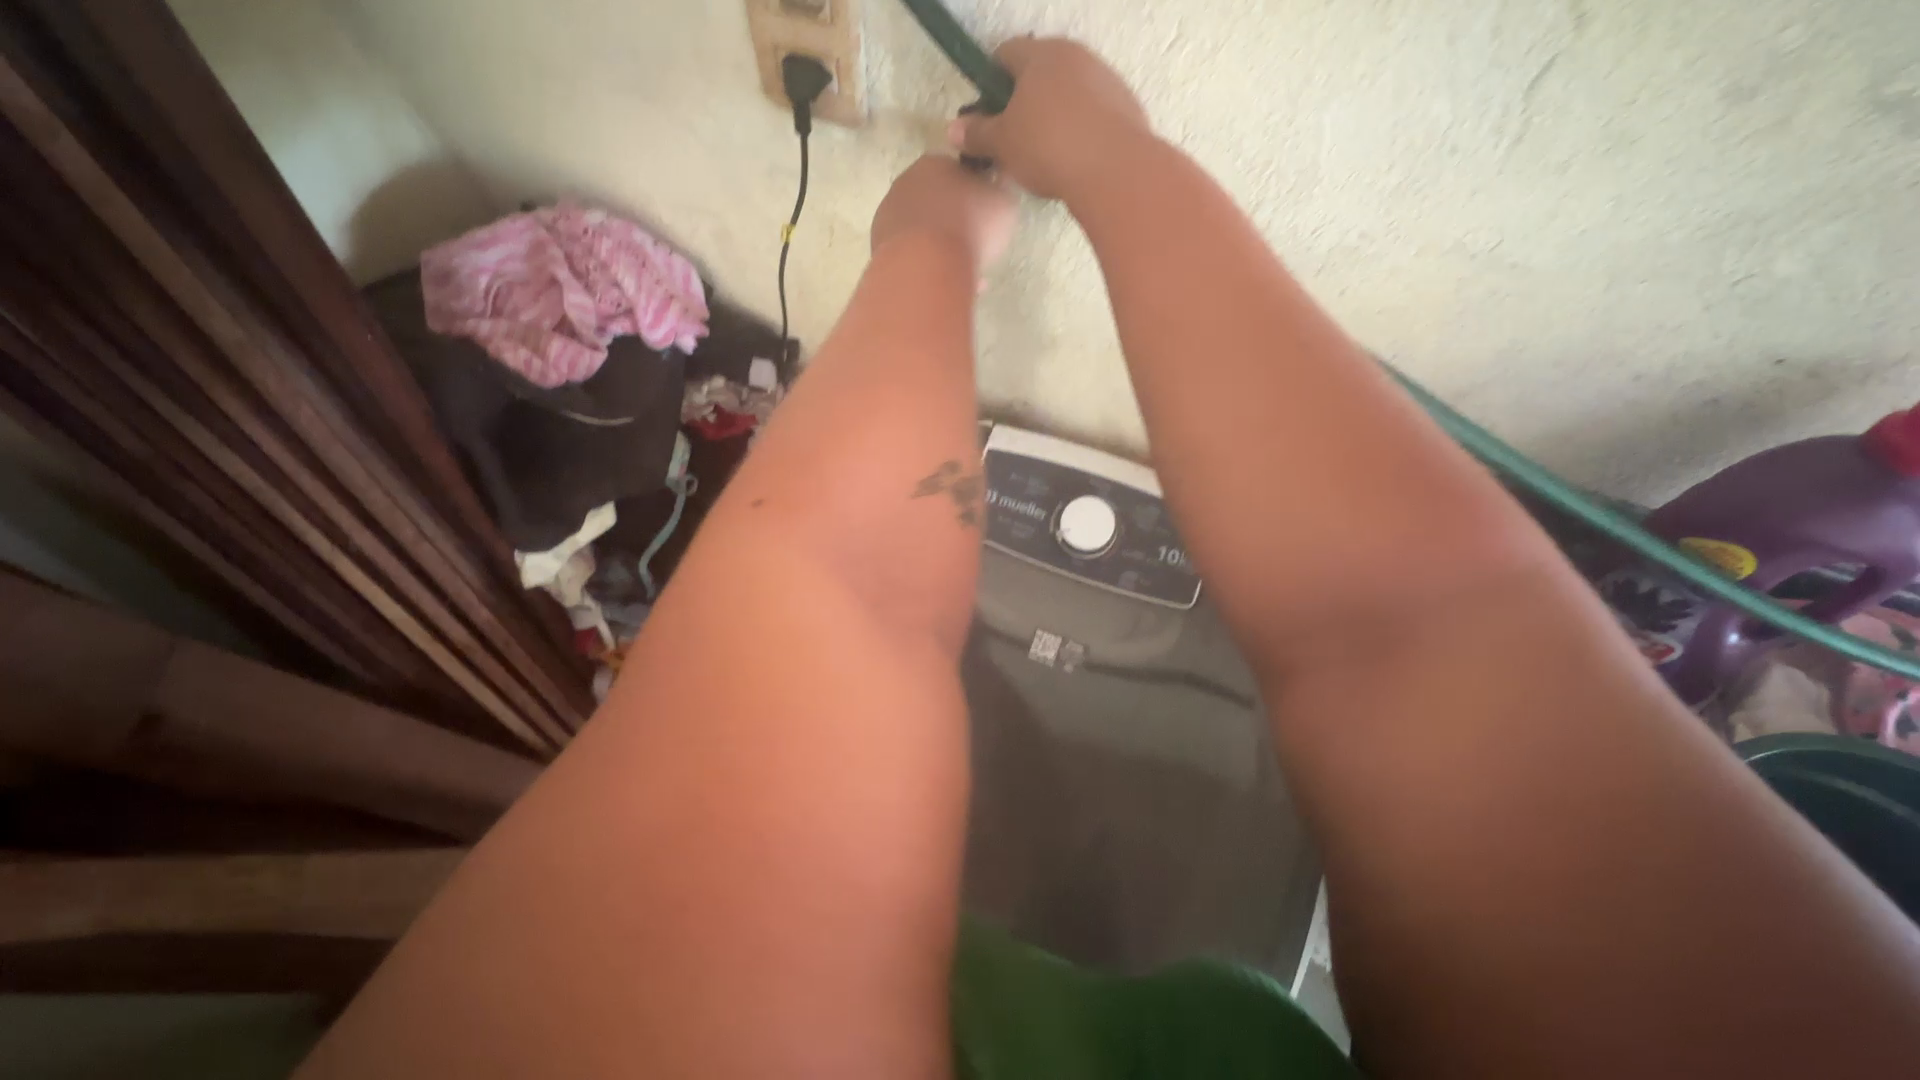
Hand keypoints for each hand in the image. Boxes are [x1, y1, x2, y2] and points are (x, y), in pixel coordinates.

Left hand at [870, 155, 1016, 277]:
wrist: (927, 264)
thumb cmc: (970, 224)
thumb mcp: (1003, 202)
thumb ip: (999, 192)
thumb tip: (995, 189)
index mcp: (934, 163)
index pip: (956, 170)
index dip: (974, 192)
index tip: (986, 213)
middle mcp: (904, 184)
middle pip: (935, 201)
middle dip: (954, 220)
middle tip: (975, 243)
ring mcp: (887, 217)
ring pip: (921, 231)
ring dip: (940, 247)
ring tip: (963, 271)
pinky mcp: (879, 249)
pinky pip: (911, 256)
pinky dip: (927, 266)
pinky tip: (945, 282)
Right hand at [948, 38, 1150, 200]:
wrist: (1115, 170)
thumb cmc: (1048, 148)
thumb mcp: (1002, 145)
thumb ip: (976, 134)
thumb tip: (953, 129)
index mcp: (1040, 55)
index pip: (1005, 53)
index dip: (990, 82)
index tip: (985, 114)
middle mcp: (1076, 56)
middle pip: (1040, 72)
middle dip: (1023, 100)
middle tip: (1012, 138)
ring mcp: (1106, 79)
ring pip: (1069, 93)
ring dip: (1053, 115)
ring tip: (1043, 154)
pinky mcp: (1127, 106)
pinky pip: (1093, 113)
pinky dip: (1080, 129)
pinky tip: (1073, 160)